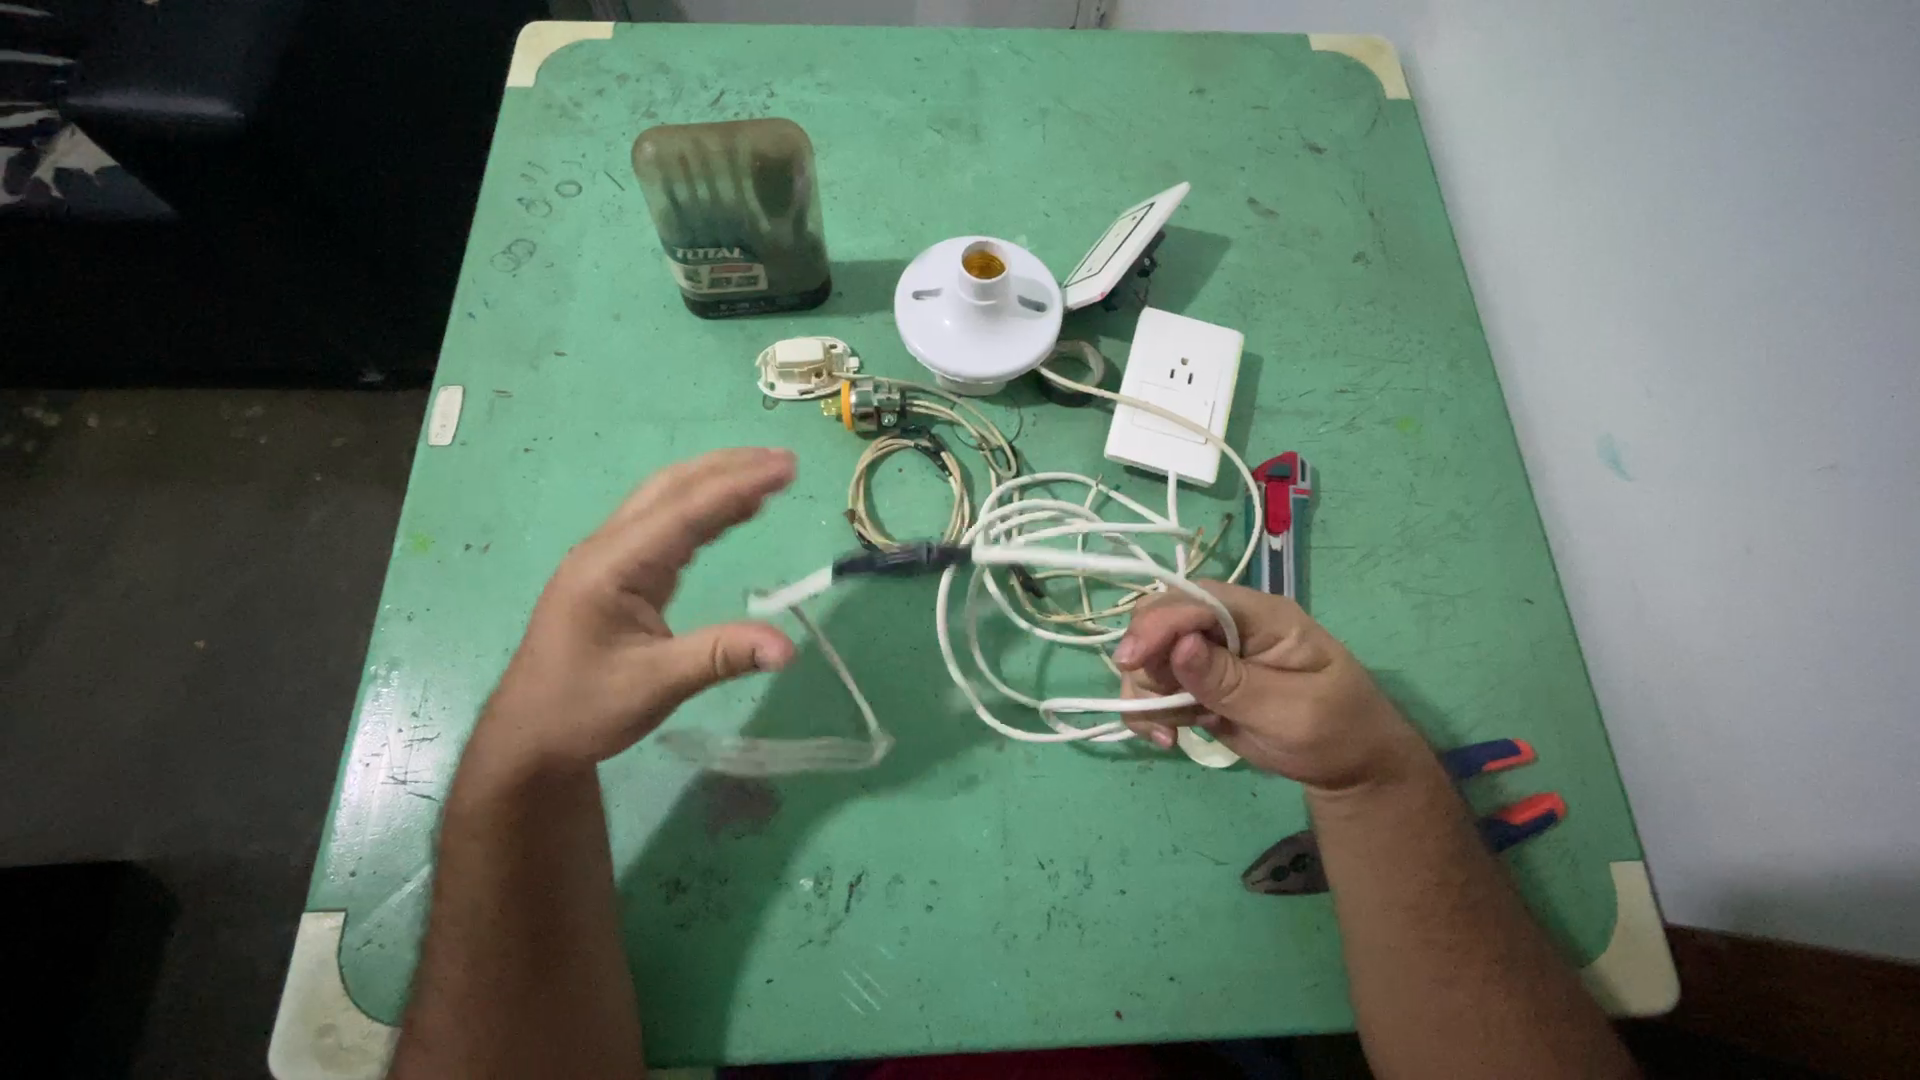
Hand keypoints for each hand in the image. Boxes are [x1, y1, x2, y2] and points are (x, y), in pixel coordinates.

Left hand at [473, 448, 799, 772]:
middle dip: (729, 469)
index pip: (684, 512)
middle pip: (672, 489)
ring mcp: (611, 558)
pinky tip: (736, 513)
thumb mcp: (655, 686)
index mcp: (611, 566)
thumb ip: (722, 657)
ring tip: (770, 475)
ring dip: (718, 484)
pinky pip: (667, 527)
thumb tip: (790, 648)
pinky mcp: (620, 574)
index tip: (786, 469)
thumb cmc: (583, 709)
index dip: (737, 486)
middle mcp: (608, 549)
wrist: (529, 737)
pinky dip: (707, 513)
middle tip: (785, 461)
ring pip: (668, 501)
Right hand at [1113, 581, 1425, 791]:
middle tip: (1157, 704)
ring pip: (1151, 656)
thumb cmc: (1336, 731)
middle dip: (1146, 660)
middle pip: (1161, 620)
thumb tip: (1178, 646)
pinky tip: (1169, 739)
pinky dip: (1151, 712)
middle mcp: (1229, 626)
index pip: (1196, 600)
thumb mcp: (1290, 710)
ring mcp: (1210, 655)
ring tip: (1169, 733)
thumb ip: (1231, 680)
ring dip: (1147, 693)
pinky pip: (1156, 687)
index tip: (1131, 662)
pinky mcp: (1198, 683)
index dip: (1158, 624)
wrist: (1351, 768)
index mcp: (1260, 616)